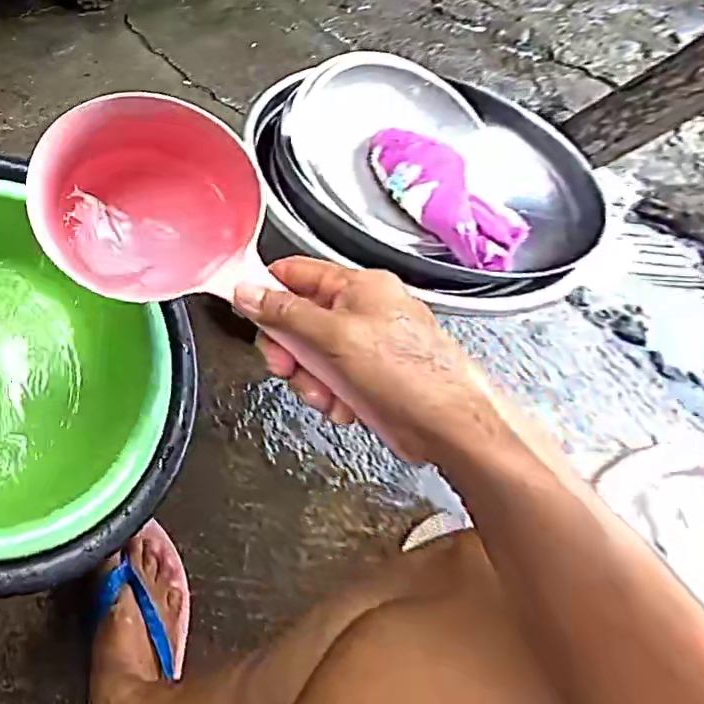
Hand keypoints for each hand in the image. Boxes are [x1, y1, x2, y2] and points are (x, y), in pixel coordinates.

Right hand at [233, 257, 508, 464]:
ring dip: (307, 377)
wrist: (455, 431)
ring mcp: (364, 343)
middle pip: (295, 317)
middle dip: (287, 348)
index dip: (266, 291)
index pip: (293, 273)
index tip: (249, 312)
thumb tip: (247, 293)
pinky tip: (342, 404)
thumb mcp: (333, 336)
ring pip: (307, 352)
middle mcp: (362, 309)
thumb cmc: (413, 377)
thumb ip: (284, 312)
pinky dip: (327, 393)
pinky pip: (326, 377)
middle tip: (287, 365)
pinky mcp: (367, 374)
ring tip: (325, 393)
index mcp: (358, 285)